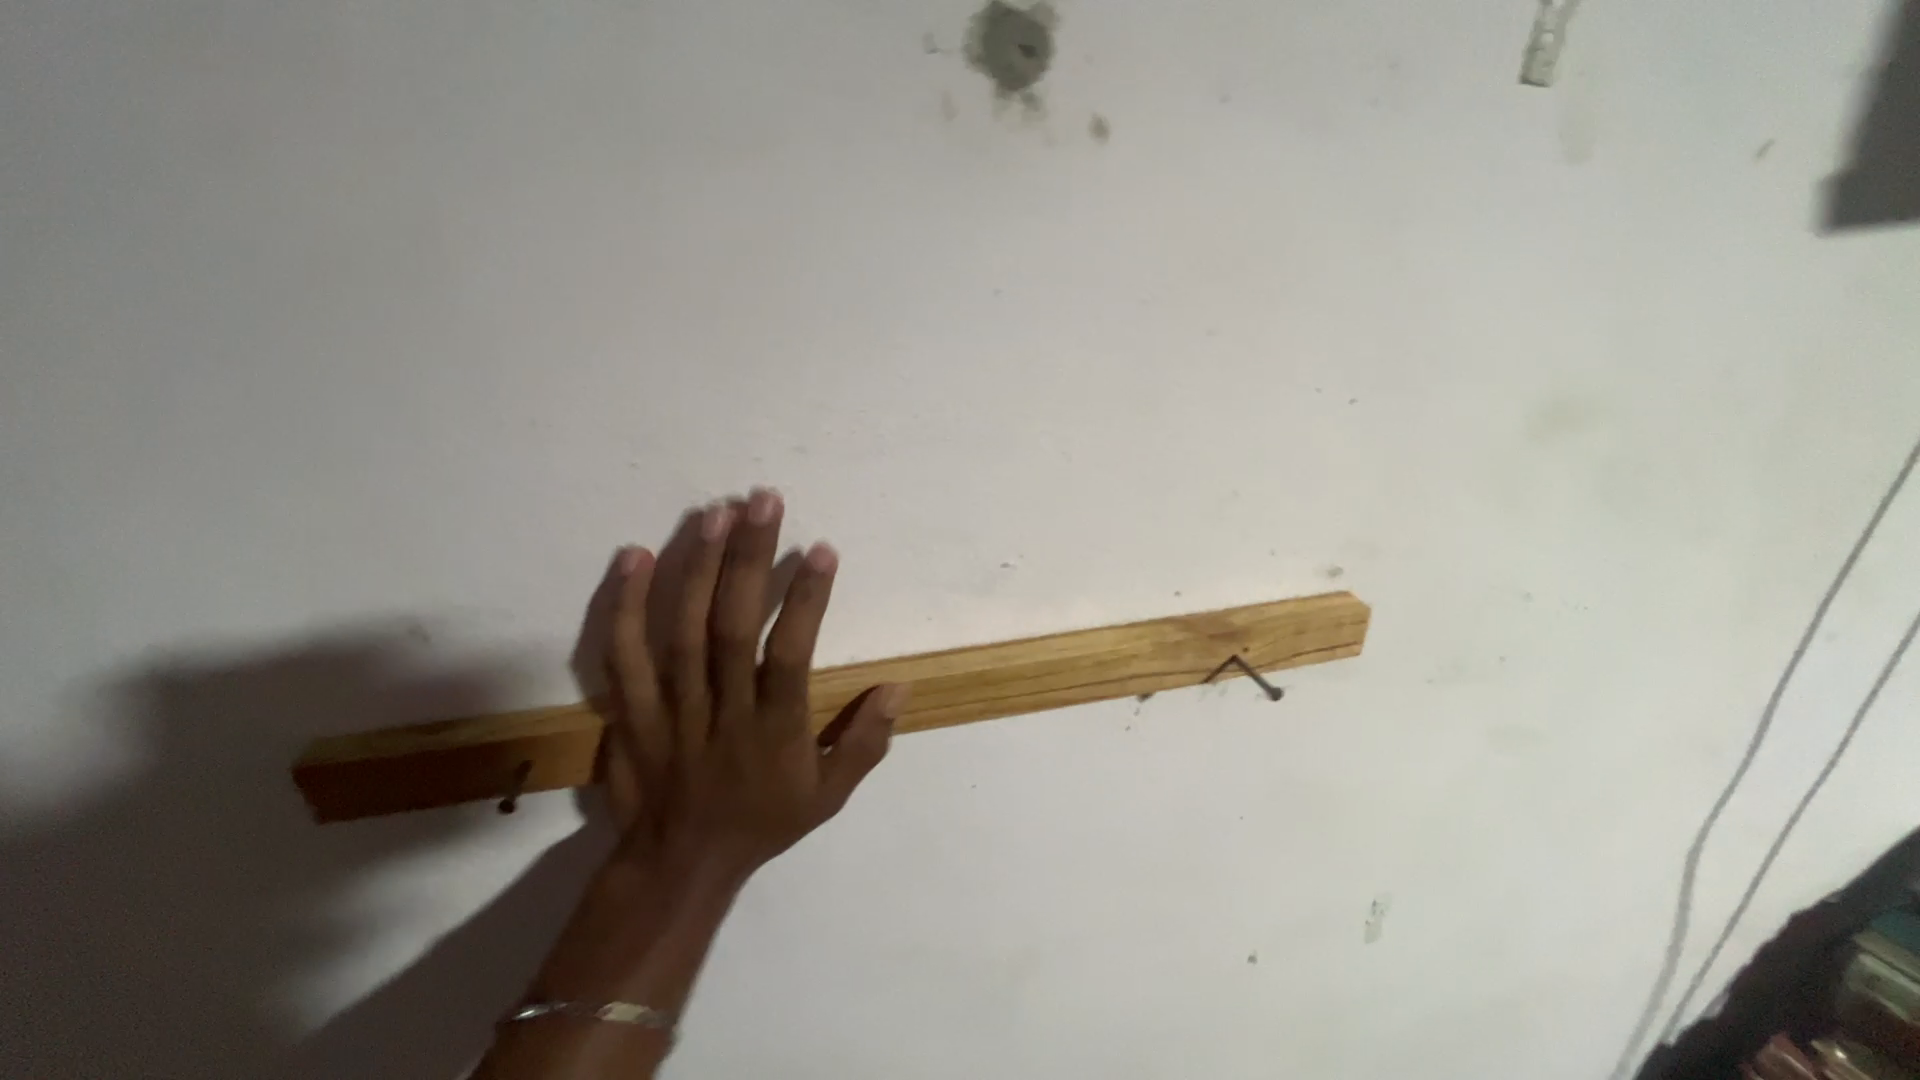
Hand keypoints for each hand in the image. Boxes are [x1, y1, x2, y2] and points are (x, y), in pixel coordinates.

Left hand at [600, 488, 905, 881]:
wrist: (680, 864)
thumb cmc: (763, 823)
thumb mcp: (829, 796)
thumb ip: (865, 742)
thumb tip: (898, 687)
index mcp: (774, 729)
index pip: (791, 655)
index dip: (807, 601)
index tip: (822, 549)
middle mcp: (722, 709)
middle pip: (732, 626)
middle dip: (750, 559)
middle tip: (763, 500)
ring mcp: (671, 708)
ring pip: (681, 629)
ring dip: (699, 567)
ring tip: (716, 513)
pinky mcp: (631, 710)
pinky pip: (623, 654)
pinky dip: (625, 605)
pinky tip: (636, 555)